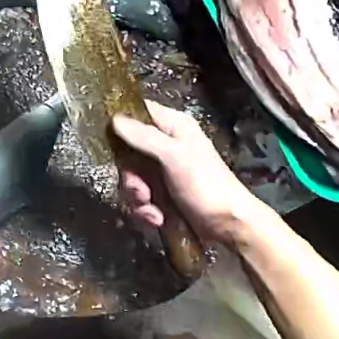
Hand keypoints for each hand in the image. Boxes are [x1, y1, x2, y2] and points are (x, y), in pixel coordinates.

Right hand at [110, 103, 264, 244]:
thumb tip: (115, 120)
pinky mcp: (163, 195)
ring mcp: (164, 172)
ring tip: (151, 208)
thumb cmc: (206, 185)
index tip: (110, 141)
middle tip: (141, 190)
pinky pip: (141, 199)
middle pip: (129, 152)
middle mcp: (167, 145)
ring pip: (133, 179)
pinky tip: (158, 219)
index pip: (140, 112)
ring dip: (138, 198)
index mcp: (174, 127)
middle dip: (131, 176)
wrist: (228, 225)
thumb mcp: (175, 157)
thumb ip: (145, 138)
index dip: (122, 124)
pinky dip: (146, 210)